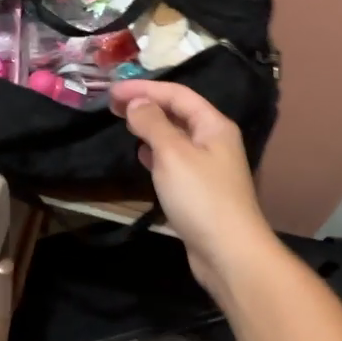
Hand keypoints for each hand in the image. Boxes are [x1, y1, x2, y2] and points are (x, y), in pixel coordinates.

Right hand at [111, 80, 275, 293]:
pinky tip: (142, 155)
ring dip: (150, 127)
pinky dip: (155, 152)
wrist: (228, 252)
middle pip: (177, 113)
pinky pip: (174, 160)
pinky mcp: (199, 190)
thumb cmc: (201, 197)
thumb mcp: (172, 153)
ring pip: (175, 136)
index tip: (112, 91)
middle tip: (113, 105)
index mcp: (213, 125)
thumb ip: (152, 123)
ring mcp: (208, 166)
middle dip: (146, 104)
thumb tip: (136, 103)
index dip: (144, 88)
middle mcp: (214, 141)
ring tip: (124, 124)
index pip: (177, 94)